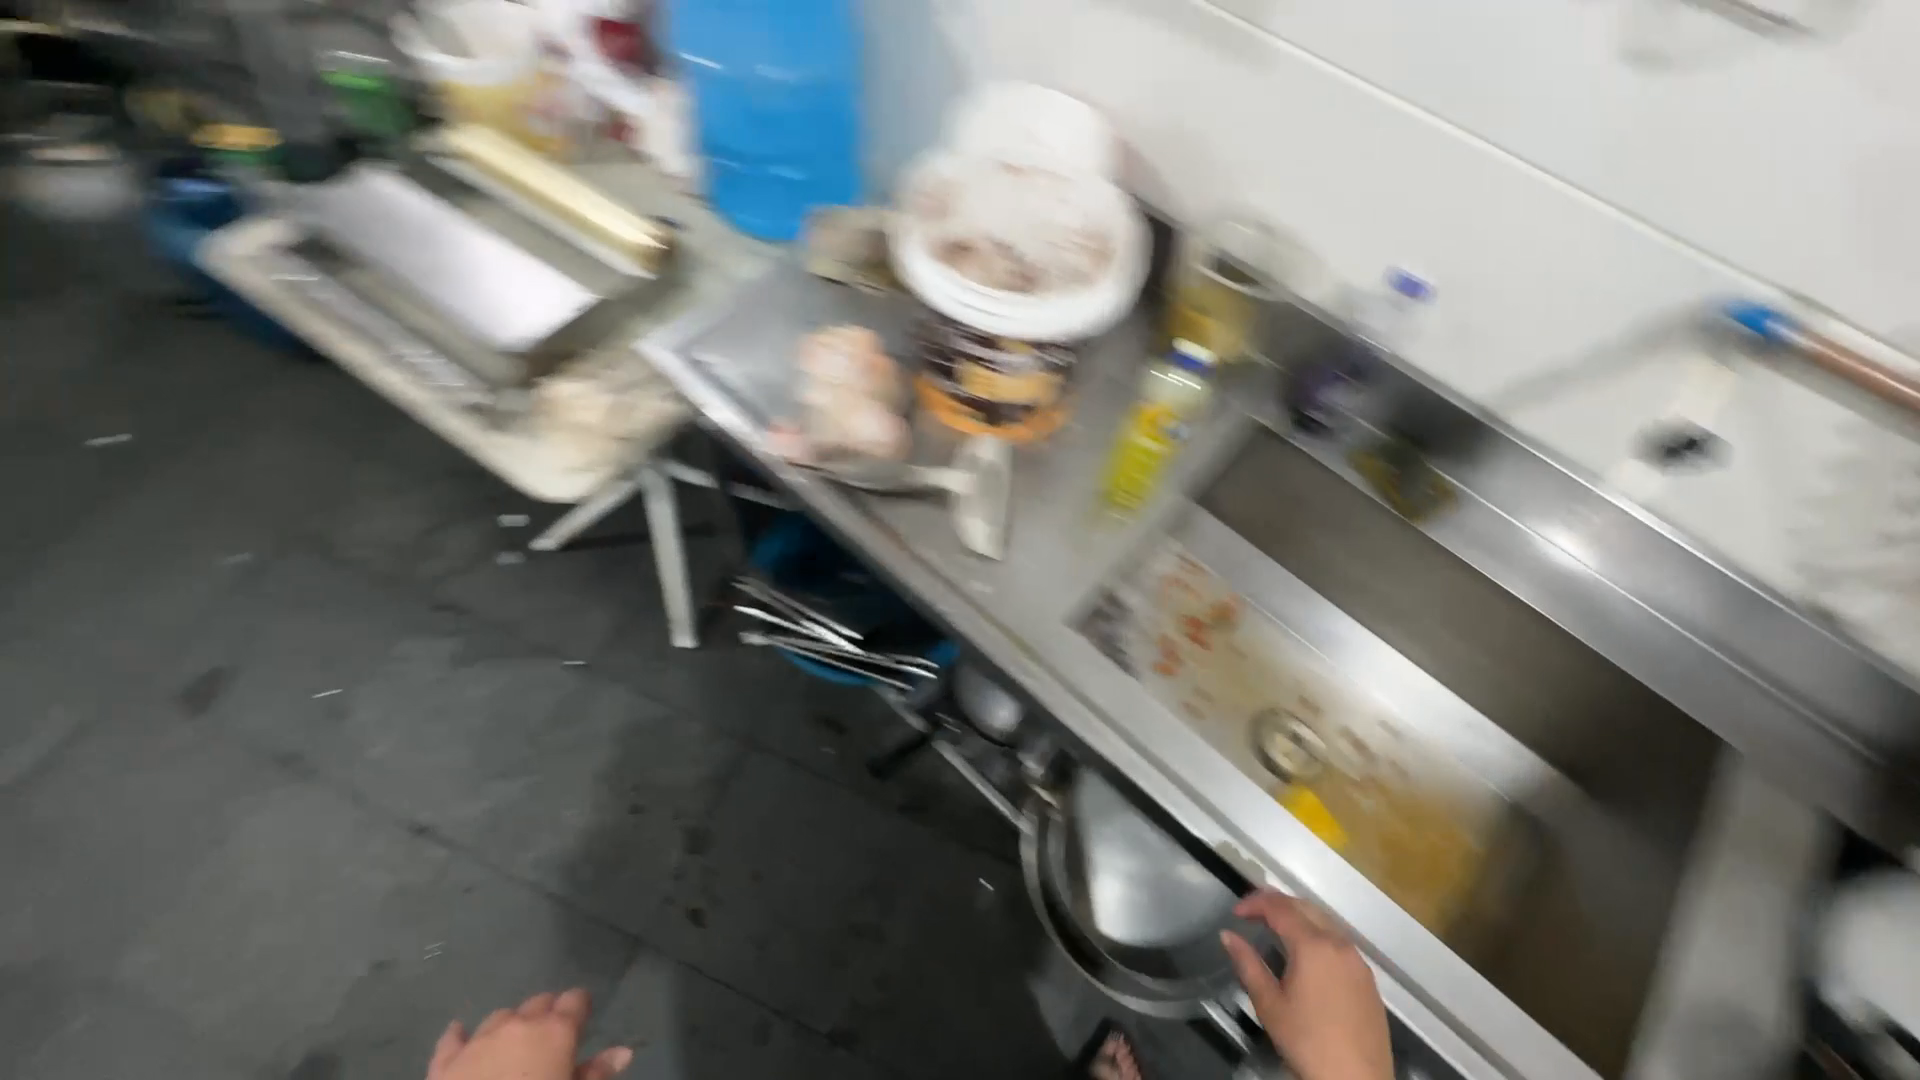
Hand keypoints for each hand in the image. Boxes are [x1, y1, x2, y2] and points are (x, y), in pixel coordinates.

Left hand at [426, 988, 632, 1079]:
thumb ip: (597, 1072)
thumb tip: (624, 1052)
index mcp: (557, 1030)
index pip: (577, 999)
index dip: (581, 1009)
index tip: (582, 1023)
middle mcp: (520, 1024)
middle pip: (539, 1002)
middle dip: (547, 1014)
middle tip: (550, 1040)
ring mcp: (480, 1040)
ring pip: (501, 1016)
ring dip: (510, 1025)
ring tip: (513, 1046)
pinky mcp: (446, 1063)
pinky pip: (451, 1039)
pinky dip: (459, 1035)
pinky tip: (460, 1032)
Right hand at [1221, 890, 1393, 1079]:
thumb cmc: (1307, 1042)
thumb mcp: (1269, 1004)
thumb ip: (1247, 964)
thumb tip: (1227, 935)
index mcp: (1313, 946)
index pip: (1280, 908)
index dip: (1254, 903)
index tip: (1235, 913)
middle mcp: (1339, 944)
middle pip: (1304, 907)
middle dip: (1276, 903)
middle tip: (1252, 913)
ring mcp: (1357, 961)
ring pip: (1325, 921)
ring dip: (1298, 916)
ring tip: (1275, 928)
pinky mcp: (1367, 979)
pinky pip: (1339, 941)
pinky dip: (1317, 933)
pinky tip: (1305, 954)